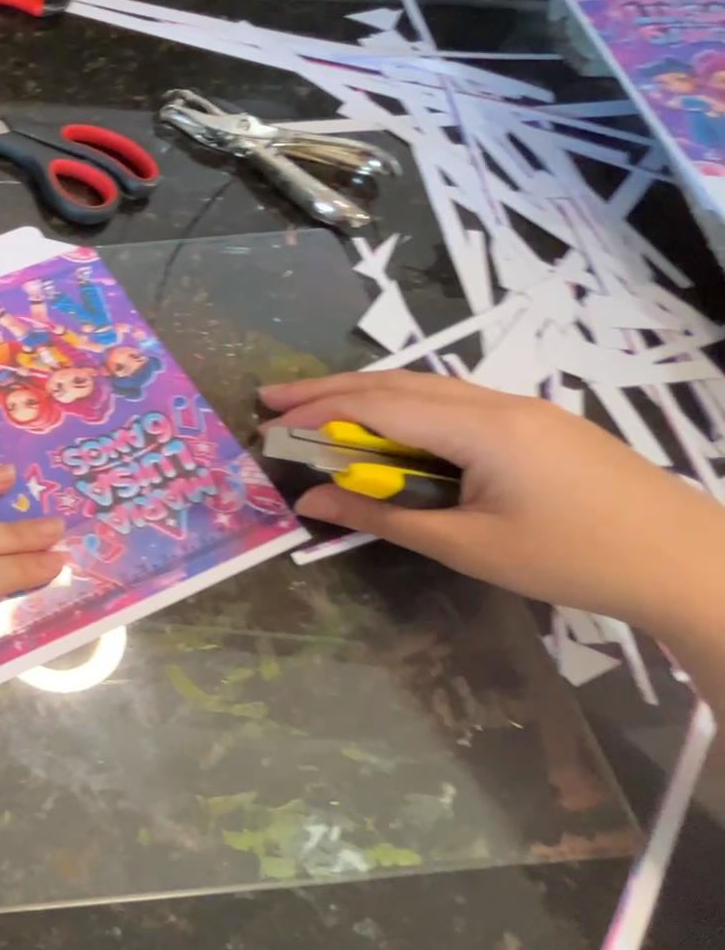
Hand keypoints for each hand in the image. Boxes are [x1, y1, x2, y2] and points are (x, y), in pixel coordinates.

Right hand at [260, 370, 724, 634]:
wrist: (695, 566)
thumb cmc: (574, 559)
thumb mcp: (464, 546)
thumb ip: (380, 517)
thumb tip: (308, 503)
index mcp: (483, 429)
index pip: (378, 407)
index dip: (316, 414)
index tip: (266, 430)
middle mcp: (499, 405)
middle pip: (396, 383)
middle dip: (327, 389)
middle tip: (269, 399)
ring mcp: (522, 411)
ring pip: (424, 387)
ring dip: (360, 393)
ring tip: (310, 405)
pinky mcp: (535, 426)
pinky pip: (450, 402)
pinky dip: (398, 406)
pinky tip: (379, 422)